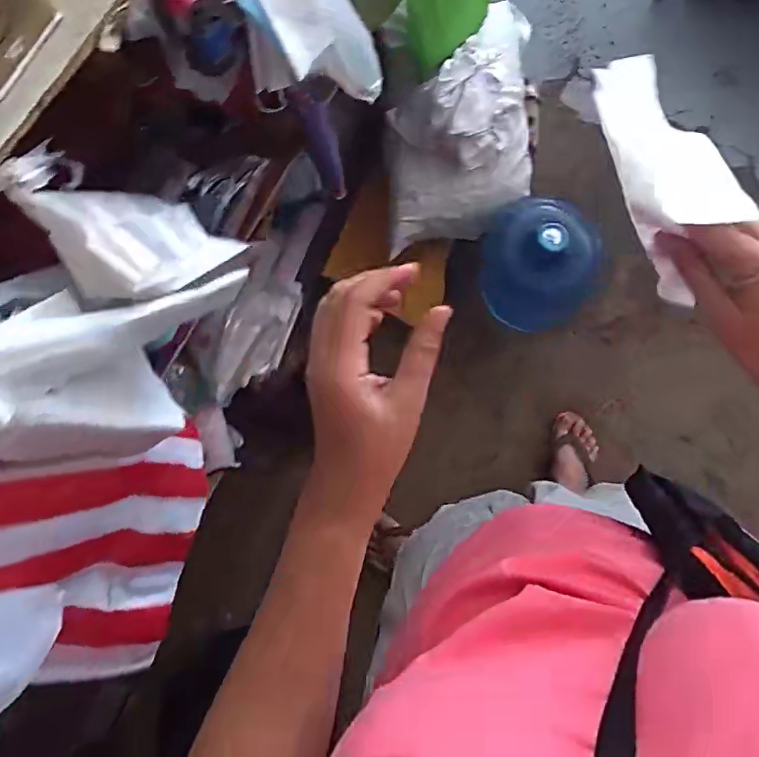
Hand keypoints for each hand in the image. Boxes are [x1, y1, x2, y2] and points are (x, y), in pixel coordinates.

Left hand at [304, 265, 452, 528]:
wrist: (343, 487)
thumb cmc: (379, 452)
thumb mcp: (409, 401)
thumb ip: (423, 351)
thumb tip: (442, 310)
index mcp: (340, 364)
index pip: (355, 302)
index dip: (384, 279)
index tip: (416, 272)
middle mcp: (321, 356)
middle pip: (338, 297)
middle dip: (373, 279)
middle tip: (410, 278)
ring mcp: (317, 361)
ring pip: (332, 308)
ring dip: (363, 292)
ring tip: (400, 294)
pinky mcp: (321, 367)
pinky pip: (332, 324)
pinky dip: (355, 310)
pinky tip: (381, 316)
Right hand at [658, 224, 758, 409]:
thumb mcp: (720, 316)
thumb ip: (693, 272)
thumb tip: (667, 241)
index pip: (715, 228)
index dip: (683, 222)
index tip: (657, 222)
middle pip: (735, 220)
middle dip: (701, 221)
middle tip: (669, 230)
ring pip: (750, 227)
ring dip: (720, 230)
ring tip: (689, 241)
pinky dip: (738, 241)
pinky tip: (718, 253)